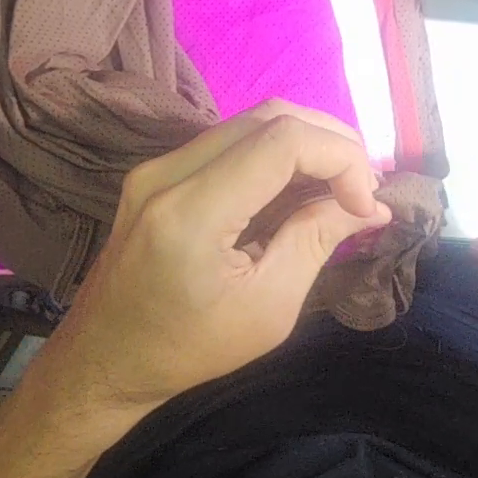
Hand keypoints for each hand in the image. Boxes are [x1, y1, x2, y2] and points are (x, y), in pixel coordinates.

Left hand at [29, 100, 390, 421]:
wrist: (105, 360)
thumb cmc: (188, 351)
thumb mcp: (267, 309)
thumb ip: (317, 241)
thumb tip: (372, 205)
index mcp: (191, 213)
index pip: (282, 140)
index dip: (341, 158)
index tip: (366, 205)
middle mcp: (166, 174)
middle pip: (268, 116)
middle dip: (331, 141)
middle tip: (365, 186)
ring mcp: (155, 169)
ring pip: (247, 122)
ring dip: (304, 142)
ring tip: (341, 184)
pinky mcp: (155, 174)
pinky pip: (225, 142)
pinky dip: (272, 153)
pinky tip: (298, 185)